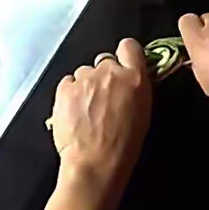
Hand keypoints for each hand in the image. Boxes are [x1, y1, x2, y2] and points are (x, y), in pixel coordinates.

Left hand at [51, 38, 151, 200]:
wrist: (94, 163)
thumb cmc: (124, 145)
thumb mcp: (143, 112)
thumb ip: (136, 88)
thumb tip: (130, 81)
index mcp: (134, 78)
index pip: (130, 46)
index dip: (125, 55)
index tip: (123, 65)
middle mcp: (109, 72)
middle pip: (105, 61)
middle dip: (104, 75)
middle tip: (103, 97)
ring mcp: (85, 78)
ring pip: (84, 72)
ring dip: (86, 85)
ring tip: (86, 109)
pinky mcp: (65, 88)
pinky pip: (68, 82)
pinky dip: (70, 93)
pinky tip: (74, 111)